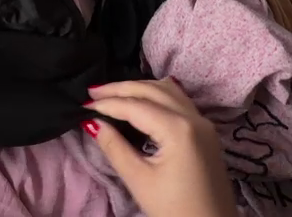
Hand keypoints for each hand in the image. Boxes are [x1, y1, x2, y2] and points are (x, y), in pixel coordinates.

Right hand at [83, 79, 235, 216]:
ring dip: (139, 88)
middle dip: (119, 89)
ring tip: (114, 93)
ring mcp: (203, 122)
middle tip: (93, 92)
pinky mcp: (207, 131)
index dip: (107, 103)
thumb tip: (92, 122)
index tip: (84, 104)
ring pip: (166, 90)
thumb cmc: (176, 212)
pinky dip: (157, 93)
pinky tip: (145, 97)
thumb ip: (114, 147)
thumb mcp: (140, 181)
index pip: (135, 106)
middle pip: (150, 90)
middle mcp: (193, 117)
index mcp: (178, 129)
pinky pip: (179, 99)